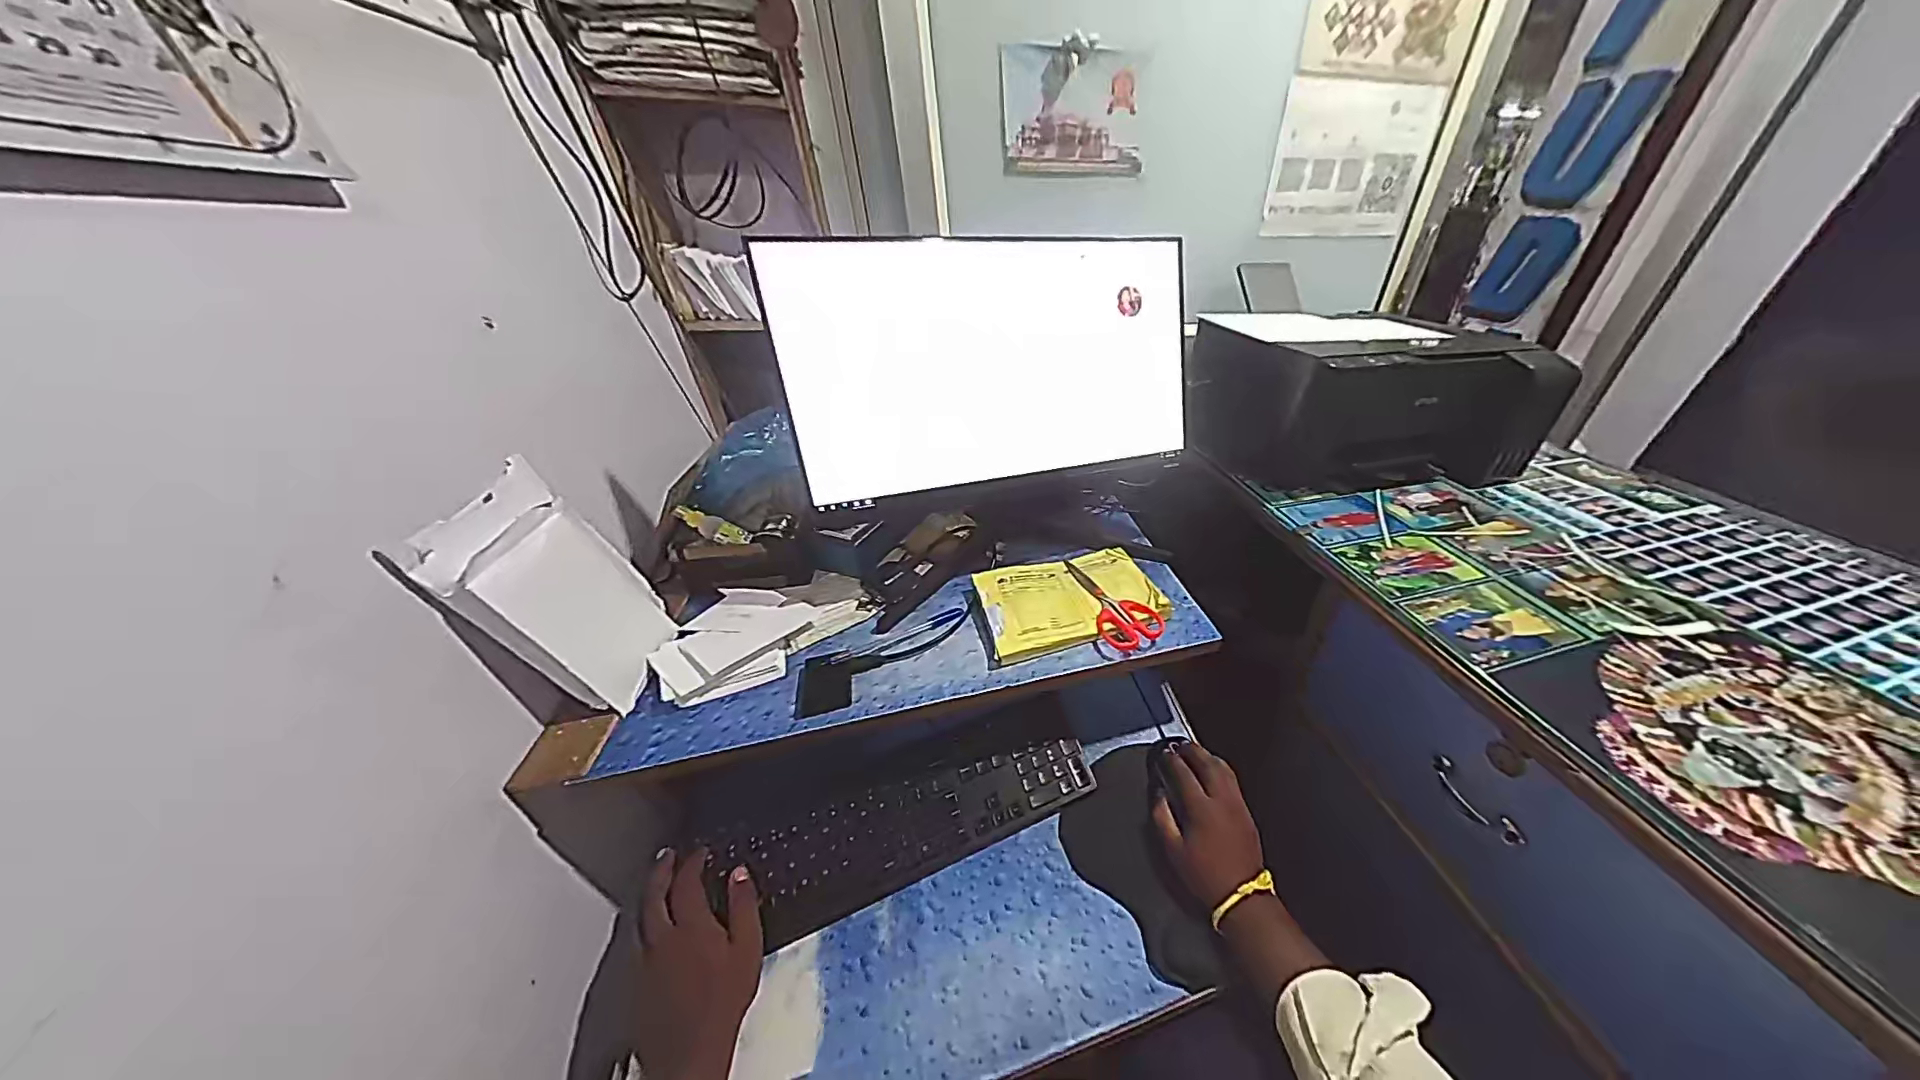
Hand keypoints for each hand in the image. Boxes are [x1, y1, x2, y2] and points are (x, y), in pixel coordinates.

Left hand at [634, 847, 762, 1079]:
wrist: (691, 1051)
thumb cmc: (723, 1002)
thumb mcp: (748, 947)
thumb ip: (744, 905)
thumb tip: (740, 875)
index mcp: (692, 926)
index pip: (687, 882)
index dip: (692, 862)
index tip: (699, 853)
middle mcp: (663, 938)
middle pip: (655, 893)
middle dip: (662, 870)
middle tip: (669, 856)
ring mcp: (646, 959)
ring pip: (640, 915)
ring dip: (649, 891)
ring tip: (657, 881)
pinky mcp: (636, 979)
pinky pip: (636, 938)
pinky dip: (643, 920)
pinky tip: (650, 923)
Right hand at [1150, 741, 1265, 912]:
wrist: (1242, 896)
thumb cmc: (1203, 875)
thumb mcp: (1172, 849)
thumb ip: (1161, 816)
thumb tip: (1158, 793)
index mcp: (1201, 809)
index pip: (1183, 773)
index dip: (1170, 760)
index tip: (1162, 754)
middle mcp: (1222, 801)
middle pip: (1206, 764)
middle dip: (1190, 750)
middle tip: (1178, 745)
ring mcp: (1237, 805)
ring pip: (1223, 769)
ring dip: (1207, 756)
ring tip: (1194, 752)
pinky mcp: (1247, 812)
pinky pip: (1233, 780)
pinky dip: (1220, 768)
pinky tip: (1213, 770)